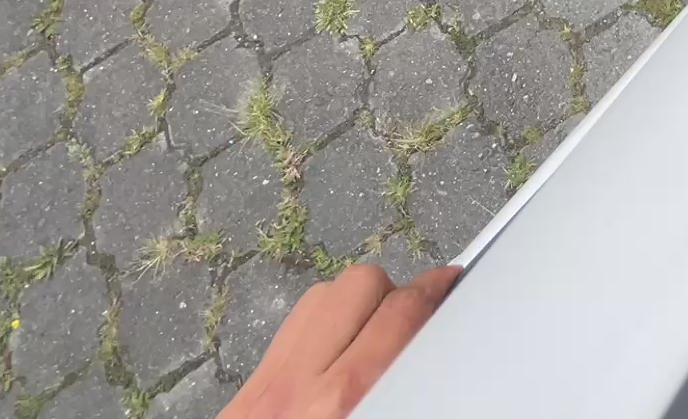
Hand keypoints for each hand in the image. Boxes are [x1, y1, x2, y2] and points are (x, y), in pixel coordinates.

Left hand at [219, 263, 462, 418]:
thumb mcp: (386, 410)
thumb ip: (408, 376)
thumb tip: (431, 327)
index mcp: (343, 400)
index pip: (403, 311)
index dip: (437, 286)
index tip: (452, 281)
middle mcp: (295, 389)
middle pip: (360, 285)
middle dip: (395, 290)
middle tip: (413, 316)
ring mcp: (257, 393)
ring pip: (319, 297)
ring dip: (356, 303)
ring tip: (373, 334)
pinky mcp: (235, 402)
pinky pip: (286, 334)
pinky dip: (319, 330)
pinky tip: (335, 358)